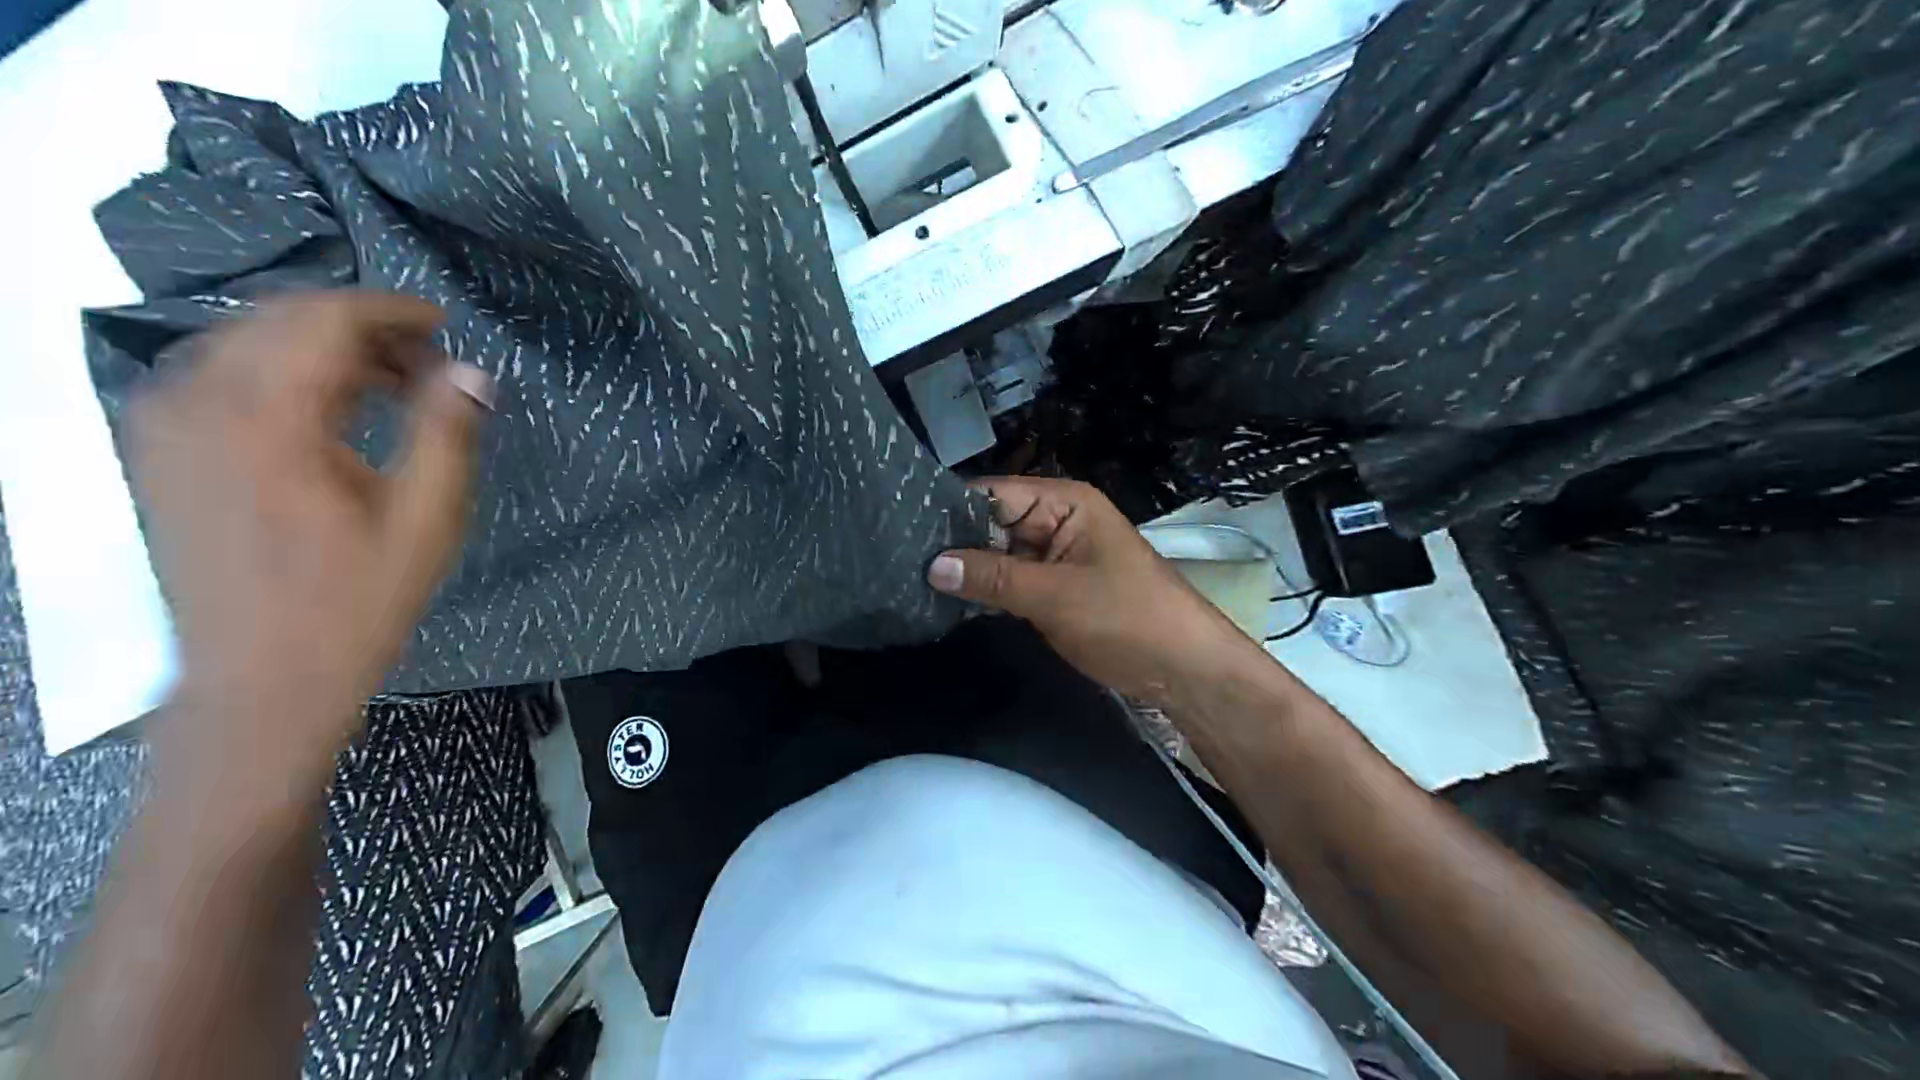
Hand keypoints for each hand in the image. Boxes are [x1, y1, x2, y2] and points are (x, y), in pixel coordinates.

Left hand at [128, 291, 492, 792]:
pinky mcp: (161, 454)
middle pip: (278, 322)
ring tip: (391, 386)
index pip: (323, 320)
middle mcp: (197, 405)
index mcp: (266, 418)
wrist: (260, 679)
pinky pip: (217, 379)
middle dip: (360, 328)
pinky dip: (280, 376)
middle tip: (429, 363)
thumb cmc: (356, 602)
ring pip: (245, 345)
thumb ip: (447, 435)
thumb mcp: (426, 520)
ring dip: (321, 350)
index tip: (444, 325)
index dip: (390, 311)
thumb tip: (472, 374)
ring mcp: (165, 428)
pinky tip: (329, 410)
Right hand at [926, 477, 1266, 705]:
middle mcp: (1055, 520)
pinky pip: (1008, 581)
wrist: (1182, 669)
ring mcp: (1053, 556)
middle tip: (897, 560)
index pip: (993, 494)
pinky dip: (984, 591)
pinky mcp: (1052, 588)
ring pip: (996, 555)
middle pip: (990, 523)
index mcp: (1064, 502)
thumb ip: (992, 578)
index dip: (950, 510)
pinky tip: (944, 598)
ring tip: (908, 577)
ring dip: (965, 569)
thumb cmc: (1126, 617)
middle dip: (952, 543)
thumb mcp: (1055, 595)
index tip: (902, 528)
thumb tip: (931, 565)